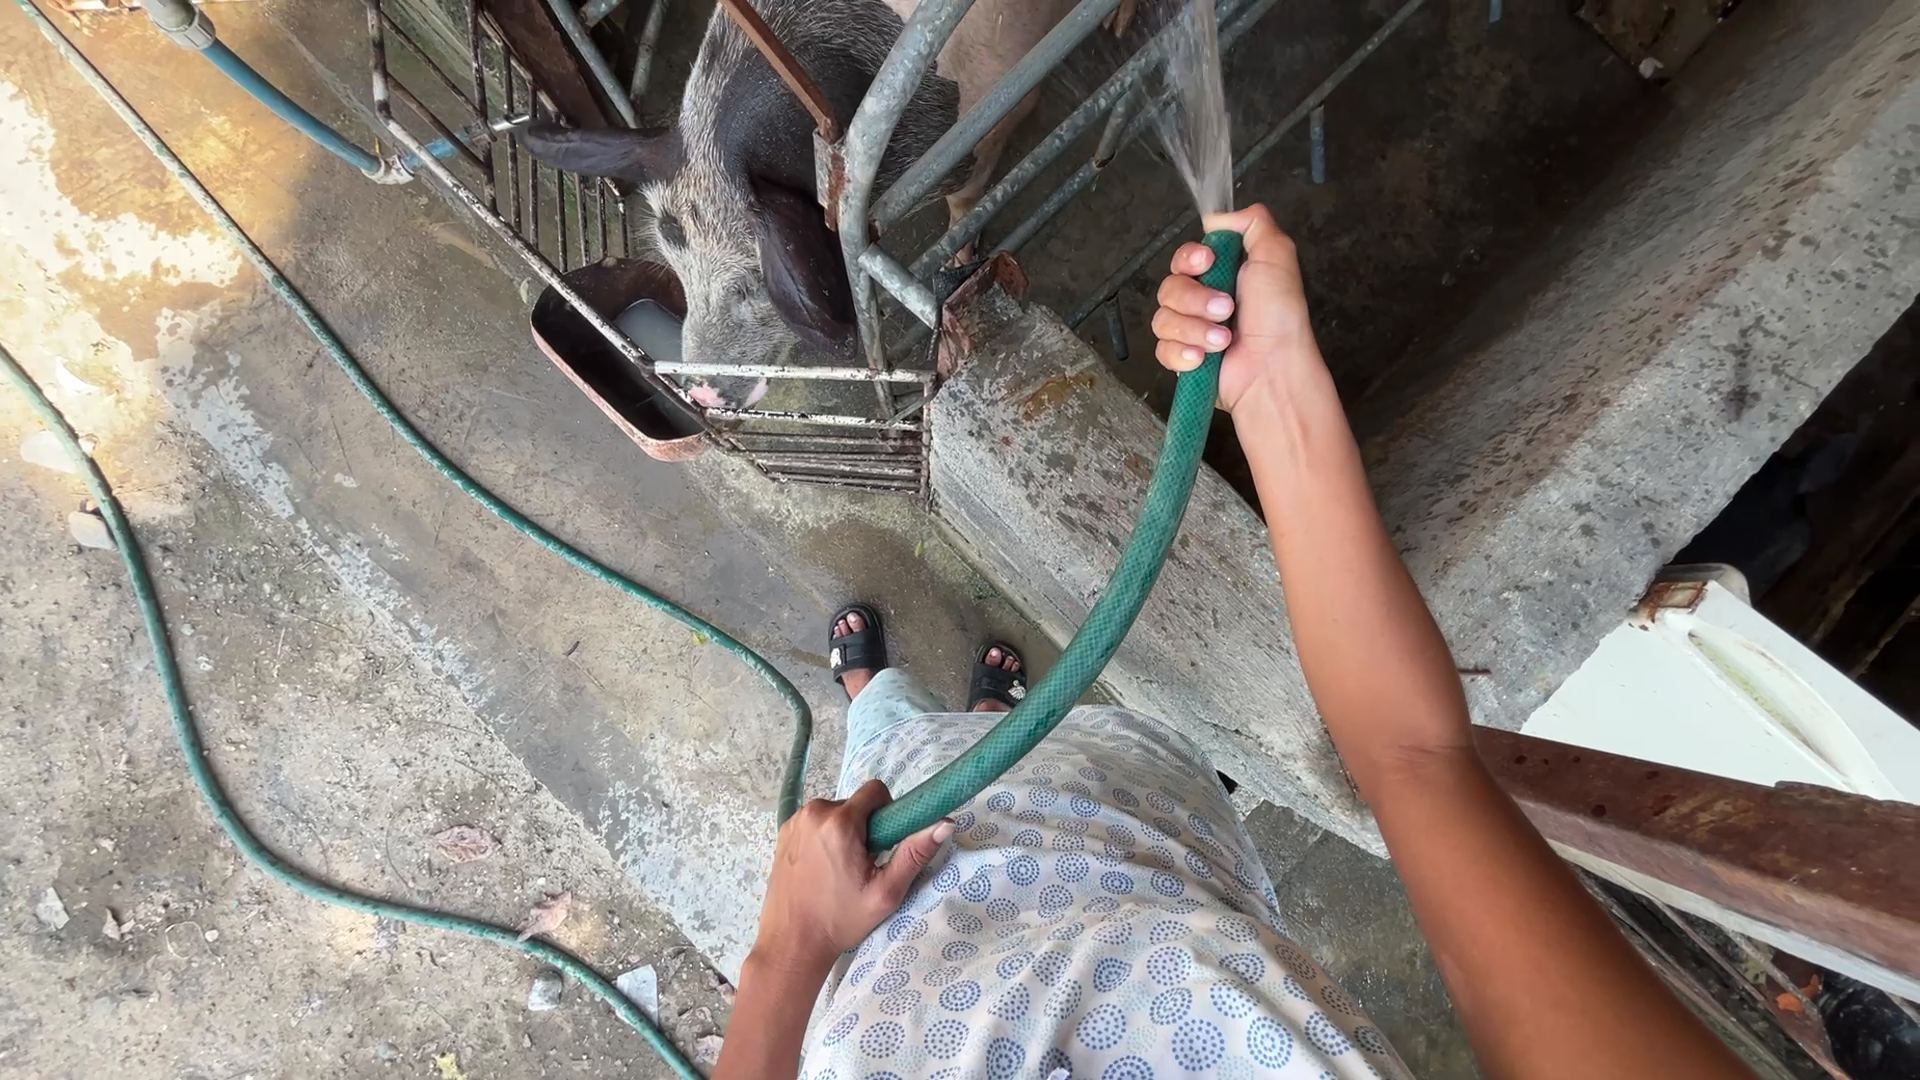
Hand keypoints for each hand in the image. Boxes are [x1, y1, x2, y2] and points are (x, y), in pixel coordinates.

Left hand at [749, 780, 953, 976]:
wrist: (791, 944)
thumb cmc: (840, 921)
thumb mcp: (885, 892)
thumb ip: (915, 854)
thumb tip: (945, 823)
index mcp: (840, 822)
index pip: (875, 791)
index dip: (886, 814)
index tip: (882, 845)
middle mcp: (814, 812)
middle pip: (855, 804)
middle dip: (864, 827)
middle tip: (861, 863)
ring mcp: (796, 820)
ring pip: (836, 812)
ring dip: (844, 831)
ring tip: (840, 868)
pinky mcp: (784, 830)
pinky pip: (816, 821)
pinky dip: (824, 836)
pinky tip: (821, 867)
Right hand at [1151, 204, 1321, 414]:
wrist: (1272, 368)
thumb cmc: (1278, 316)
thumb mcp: (1276, 254)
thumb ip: (1252, 223)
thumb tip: (1216, 217)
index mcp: (1220, 275)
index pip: (1182, 259)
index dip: (1188, 260)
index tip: (1208, 264)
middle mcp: (1201, 301)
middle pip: (1168, 288)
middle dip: (1195, 299)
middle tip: (1226, 310)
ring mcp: (1190, 332)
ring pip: (1163, 320)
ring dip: (1194, 329)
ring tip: (1223, 341)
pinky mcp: (1182, 360)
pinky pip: (1162, 350)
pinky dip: (1183, 354)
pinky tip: (1203, 360)